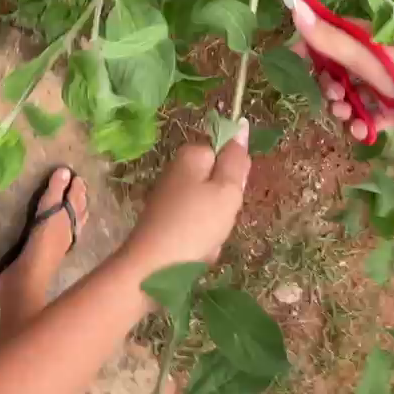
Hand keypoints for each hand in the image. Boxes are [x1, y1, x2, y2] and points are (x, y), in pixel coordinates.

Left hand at [117, 126, 251, 272]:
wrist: (152, 267)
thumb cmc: (195, 224)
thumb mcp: (226, 191)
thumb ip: (236, 161)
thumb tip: (241, 125)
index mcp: (190, 156)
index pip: (226, 155)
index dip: (235, 176)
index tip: (232, 194)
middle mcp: (177, 171)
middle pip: (218, 183)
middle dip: (226, 205)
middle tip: (221, 220)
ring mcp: (170, 198)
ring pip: (211, 209)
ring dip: (216, 227)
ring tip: (208, 240)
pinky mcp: (166, 222)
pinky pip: (196, 227)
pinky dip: (201, 240)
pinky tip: (196, 253)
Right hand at [285, 0, 393, 147]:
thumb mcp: (372, 59)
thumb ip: (331, 40)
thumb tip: (293, 5)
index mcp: (375, 39)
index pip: (334, 36)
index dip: (313, 47)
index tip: (295, 62)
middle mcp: (381, 59)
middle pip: (340, 70)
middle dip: (329, 86)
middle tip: (333, 97)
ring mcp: (391, 86)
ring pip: (353, 95)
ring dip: (344, 108)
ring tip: (349, 118)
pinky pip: (371, 116)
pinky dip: (364, 124)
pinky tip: (364, 133)